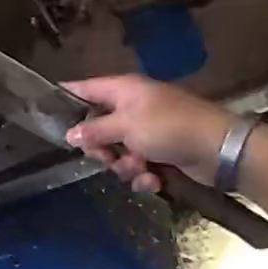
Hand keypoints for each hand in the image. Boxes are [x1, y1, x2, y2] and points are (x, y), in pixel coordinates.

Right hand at [60, 75, 234, 192]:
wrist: (222, 150)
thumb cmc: (171, 127)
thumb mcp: (126, 126)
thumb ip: (94, 130)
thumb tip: (69, 135)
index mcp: (123, 91)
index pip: (83, 88)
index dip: (64, 98)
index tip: (44, 112)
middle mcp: (132, 108)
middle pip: (96, 127)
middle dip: (99, 148)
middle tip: (103, 157)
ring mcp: (147, 131)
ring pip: (116, 151)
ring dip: (123, 165)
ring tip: (140, 169)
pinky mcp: (160, 153)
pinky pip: (137, 165)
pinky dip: (142, 175)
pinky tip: (154, 180)